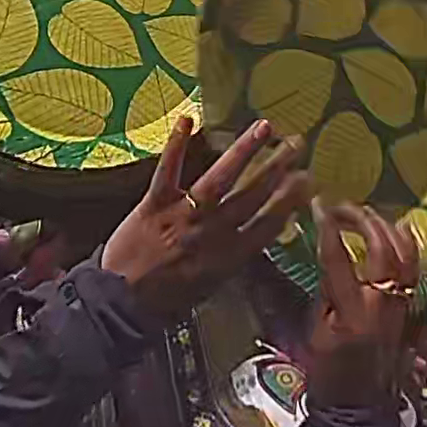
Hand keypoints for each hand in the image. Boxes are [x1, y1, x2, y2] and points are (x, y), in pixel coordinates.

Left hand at [101, 118, 310, 321]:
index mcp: (228, 256)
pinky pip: (169, 170)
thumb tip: (263, 228)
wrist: (119, 308)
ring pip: (220, 179)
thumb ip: (236, 253)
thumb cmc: (168, 298)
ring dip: (243, 151)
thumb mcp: (211, 284)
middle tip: (296, 143)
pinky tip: (188, 118)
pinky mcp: (155, 203)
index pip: (268, 223)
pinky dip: (177, 144)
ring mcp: (184, 215)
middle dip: (277, 168)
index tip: (308, 178)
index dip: (290, 200)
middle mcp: (211, 232)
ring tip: (264, 127)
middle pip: (251, 195)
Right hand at [306, 203, 418, 407]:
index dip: (328, 228)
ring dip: (385, 226)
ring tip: (367, 211)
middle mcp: (382, 302)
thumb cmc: (329, 370)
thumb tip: (331, 251)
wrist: (358, 407)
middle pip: (380, 248)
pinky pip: (412, 265)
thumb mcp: (316, 328)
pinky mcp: (409, 306)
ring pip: (403, 253)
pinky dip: (405, 242)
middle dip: (361, 219)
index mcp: (353, 311)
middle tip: (342, 207)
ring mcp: (400, 303)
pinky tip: (395, 226)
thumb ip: (327, 287)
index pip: (339, 258)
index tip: (319, 206)